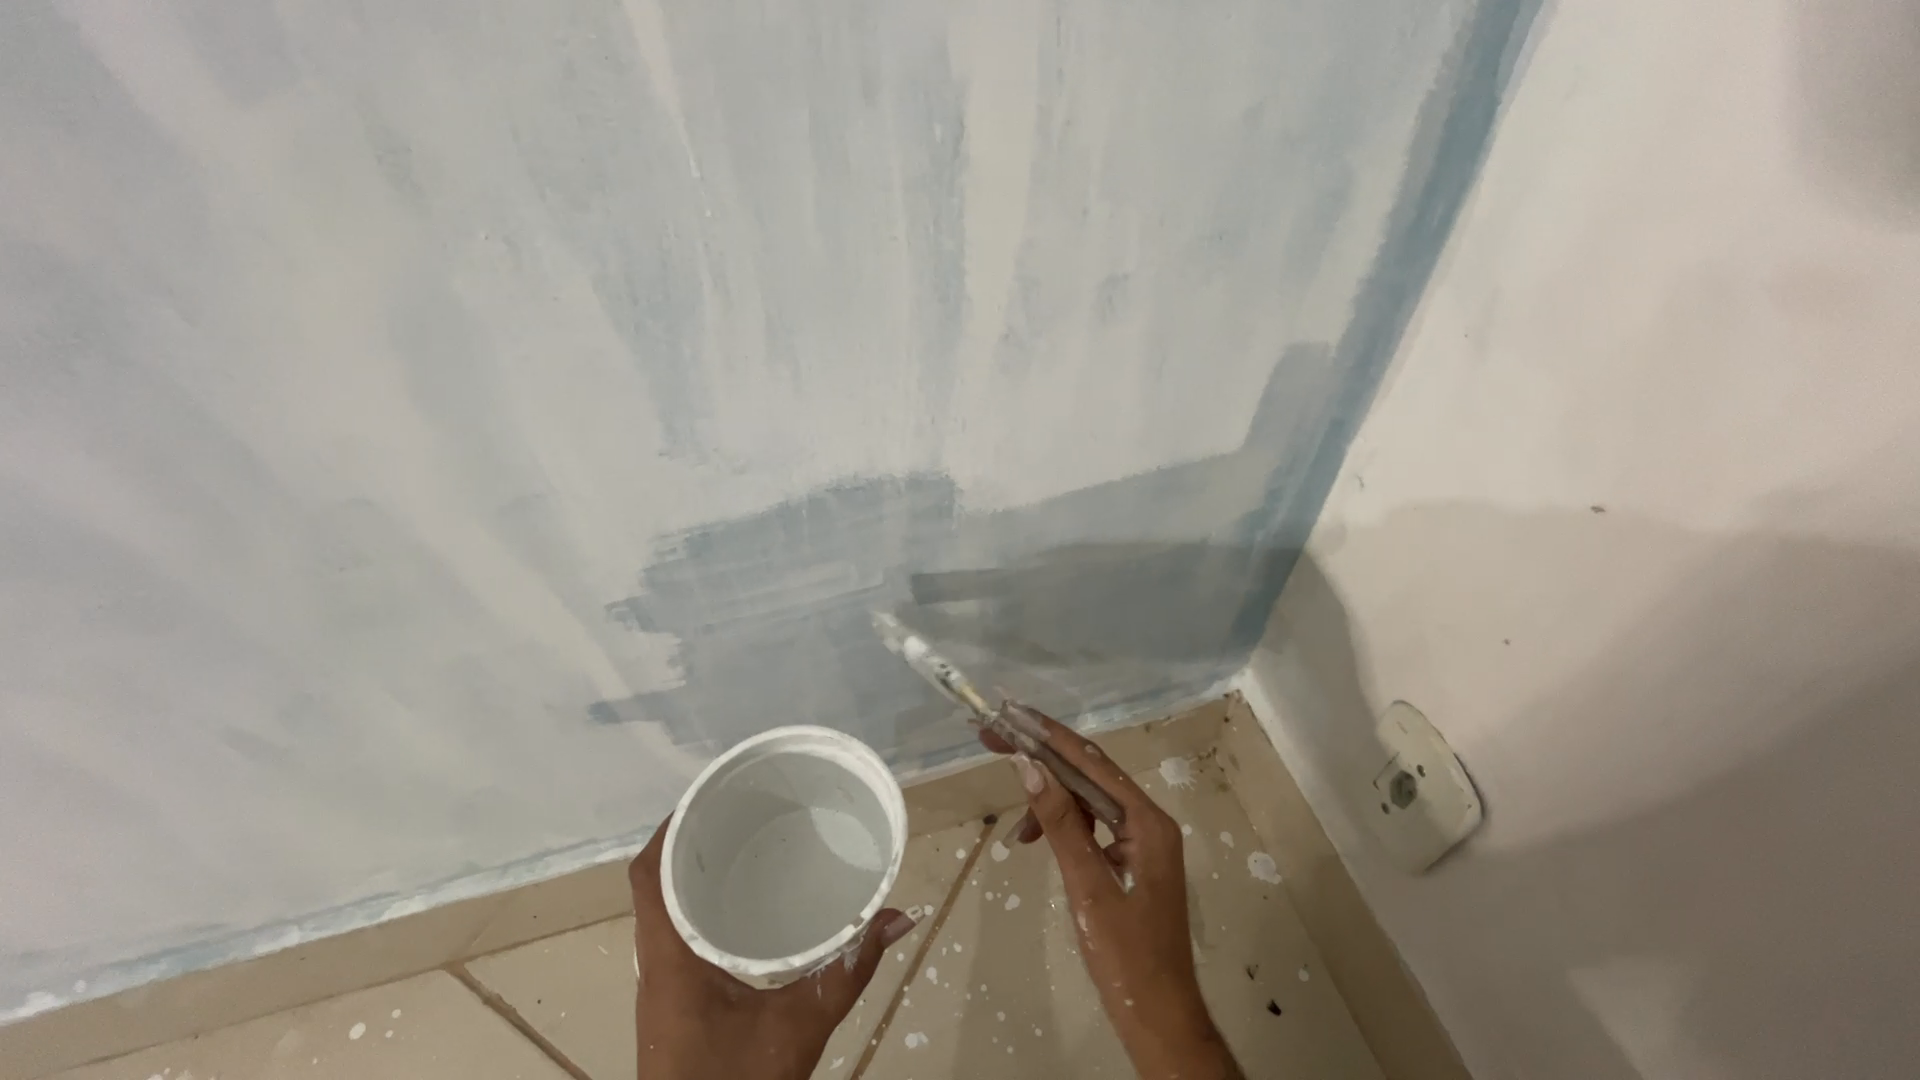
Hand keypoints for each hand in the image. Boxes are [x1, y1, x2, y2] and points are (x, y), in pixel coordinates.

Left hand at [628, 819, 915, 1079]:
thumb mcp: (800, 1026)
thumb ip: (848, 970)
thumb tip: (900, 917)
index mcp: (670, 960)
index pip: (647, 877)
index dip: (667, 829)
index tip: (707, 796)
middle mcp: (655, 966)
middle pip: (654, 885)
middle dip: (688, 842)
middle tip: (738, 812)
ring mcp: (660, 988)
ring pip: (663, 912)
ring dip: (691, 875)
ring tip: (742, 843)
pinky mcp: (673, 1004)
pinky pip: (677, 937)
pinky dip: (700, 908)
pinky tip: (743, 906)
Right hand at [988, 707, 1244, 1079]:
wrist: (1159, 1017)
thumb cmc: (1126, 956)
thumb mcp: (1088, 887)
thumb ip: (1061, 824)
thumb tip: (1029, 766)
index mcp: (1147, 821)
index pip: (1091, 762)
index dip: (1048, 735)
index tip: (1011, 713)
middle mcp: (1148, 820)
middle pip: (1089, 773)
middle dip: (1042, 754)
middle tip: (994, 735)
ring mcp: (1142, 840)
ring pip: (1088, 799)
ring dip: (1049, 796)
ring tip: (1013, 810)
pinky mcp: (1131, 859)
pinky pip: (1092, 825)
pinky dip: (1061, 825)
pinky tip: (1033, 840)